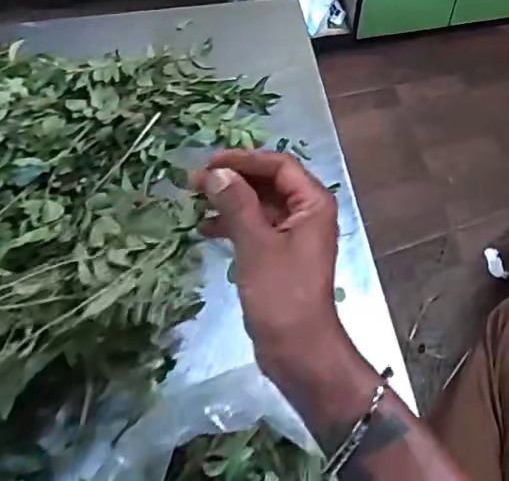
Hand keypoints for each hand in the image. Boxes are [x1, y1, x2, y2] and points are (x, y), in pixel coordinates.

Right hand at [193, 151, 342, 383]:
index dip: (245, 159)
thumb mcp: (256, 245)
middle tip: (195, 180)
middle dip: (236, 178)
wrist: (298, 349)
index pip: (280, 166)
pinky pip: (259, 226)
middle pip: (271, 182)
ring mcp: (296, 232)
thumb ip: (237, 205)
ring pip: (262, 203)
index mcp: (314, 201)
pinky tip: (207, 227)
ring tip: (195, 199)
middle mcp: (309, 210)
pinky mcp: (282, 252)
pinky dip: (236, 223)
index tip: (210, 162)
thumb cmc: (282, 294)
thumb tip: (216, 173)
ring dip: (232, 200)